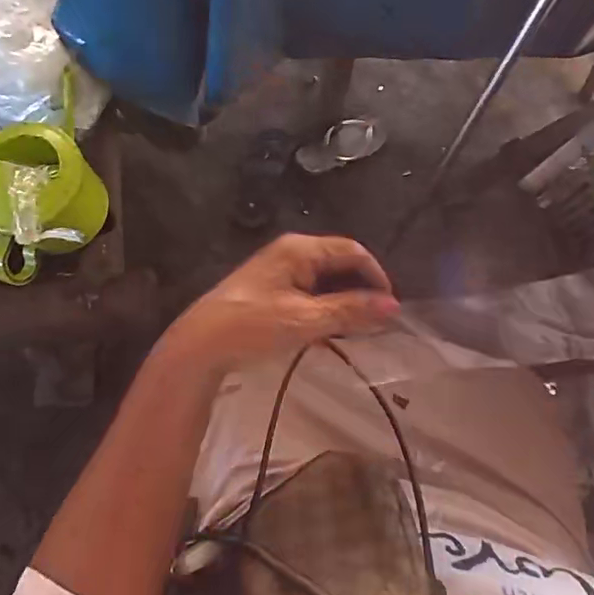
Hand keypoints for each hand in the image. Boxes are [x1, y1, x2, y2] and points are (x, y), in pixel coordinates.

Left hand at [159, 234, 399, 375]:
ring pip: (322, 281)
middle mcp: (289, 252)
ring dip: (341, 302)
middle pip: (338, 264)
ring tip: (354, 331)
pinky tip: (326, 331)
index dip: (376, 277)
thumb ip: (350, 311)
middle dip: (360, 290)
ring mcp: (276, 270)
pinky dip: (321, 308)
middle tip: (375, 323)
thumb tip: (393, 306)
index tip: (389, 309)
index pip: (353, 251)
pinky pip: (306, 292)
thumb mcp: (306, 319)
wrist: (200, 345)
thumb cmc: (253, 326)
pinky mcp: (267, 290)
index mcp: (299, 249)